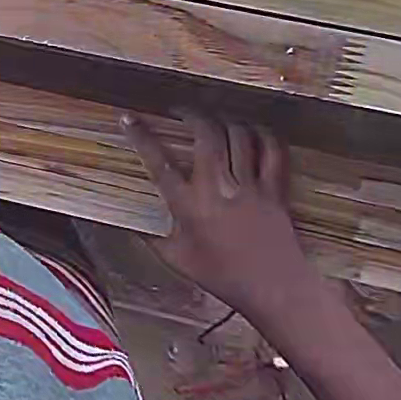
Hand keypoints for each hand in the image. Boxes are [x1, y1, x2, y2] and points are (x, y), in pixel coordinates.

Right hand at [120, 109, 329, 329]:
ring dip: (223, 120)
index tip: (129, 118)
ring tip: (213, 117)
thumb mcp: (174, 256)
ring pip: (238, 137)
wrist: (275, 289)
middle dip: (190, 114)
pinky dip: (261, 135)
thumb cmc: (220, 276)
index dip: (141, 136)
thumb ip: (149, 233)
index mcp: (187, 204)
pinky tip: (251, 130)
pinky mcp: (275, 190)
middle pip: (206, 135)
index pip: (158, 161)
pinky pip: (271, 151)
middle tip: (179, 110)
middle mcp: (218, 188)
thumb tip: (125, 218)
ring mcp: (250, 186)